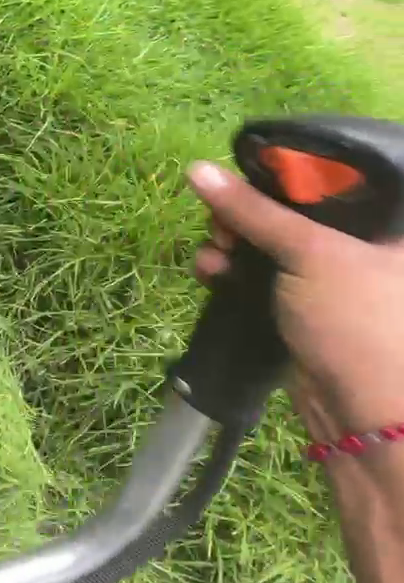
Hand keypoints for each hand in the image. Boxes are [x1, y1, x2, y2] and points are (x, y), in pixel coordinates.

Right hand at [188, 161, 403, 436]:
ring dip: (230, 245)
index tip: (245, 185)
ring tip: (213, 259)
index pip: (339, 182)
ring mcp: (344, 280)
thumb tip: (198, 169)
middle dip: (245, 216)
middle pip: (295, 211)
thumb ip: (255, 210)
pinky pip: (264, 272)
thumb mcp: (311, 254)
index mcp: (399, 232)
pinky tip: (213, 276)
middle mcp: (377, 251)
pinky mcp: (313, 304)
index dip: (286, 178)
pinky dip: (234, 270)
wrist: (371, 413)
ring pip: (271, 242)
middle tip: (223, 229)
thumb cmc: (366, 324)